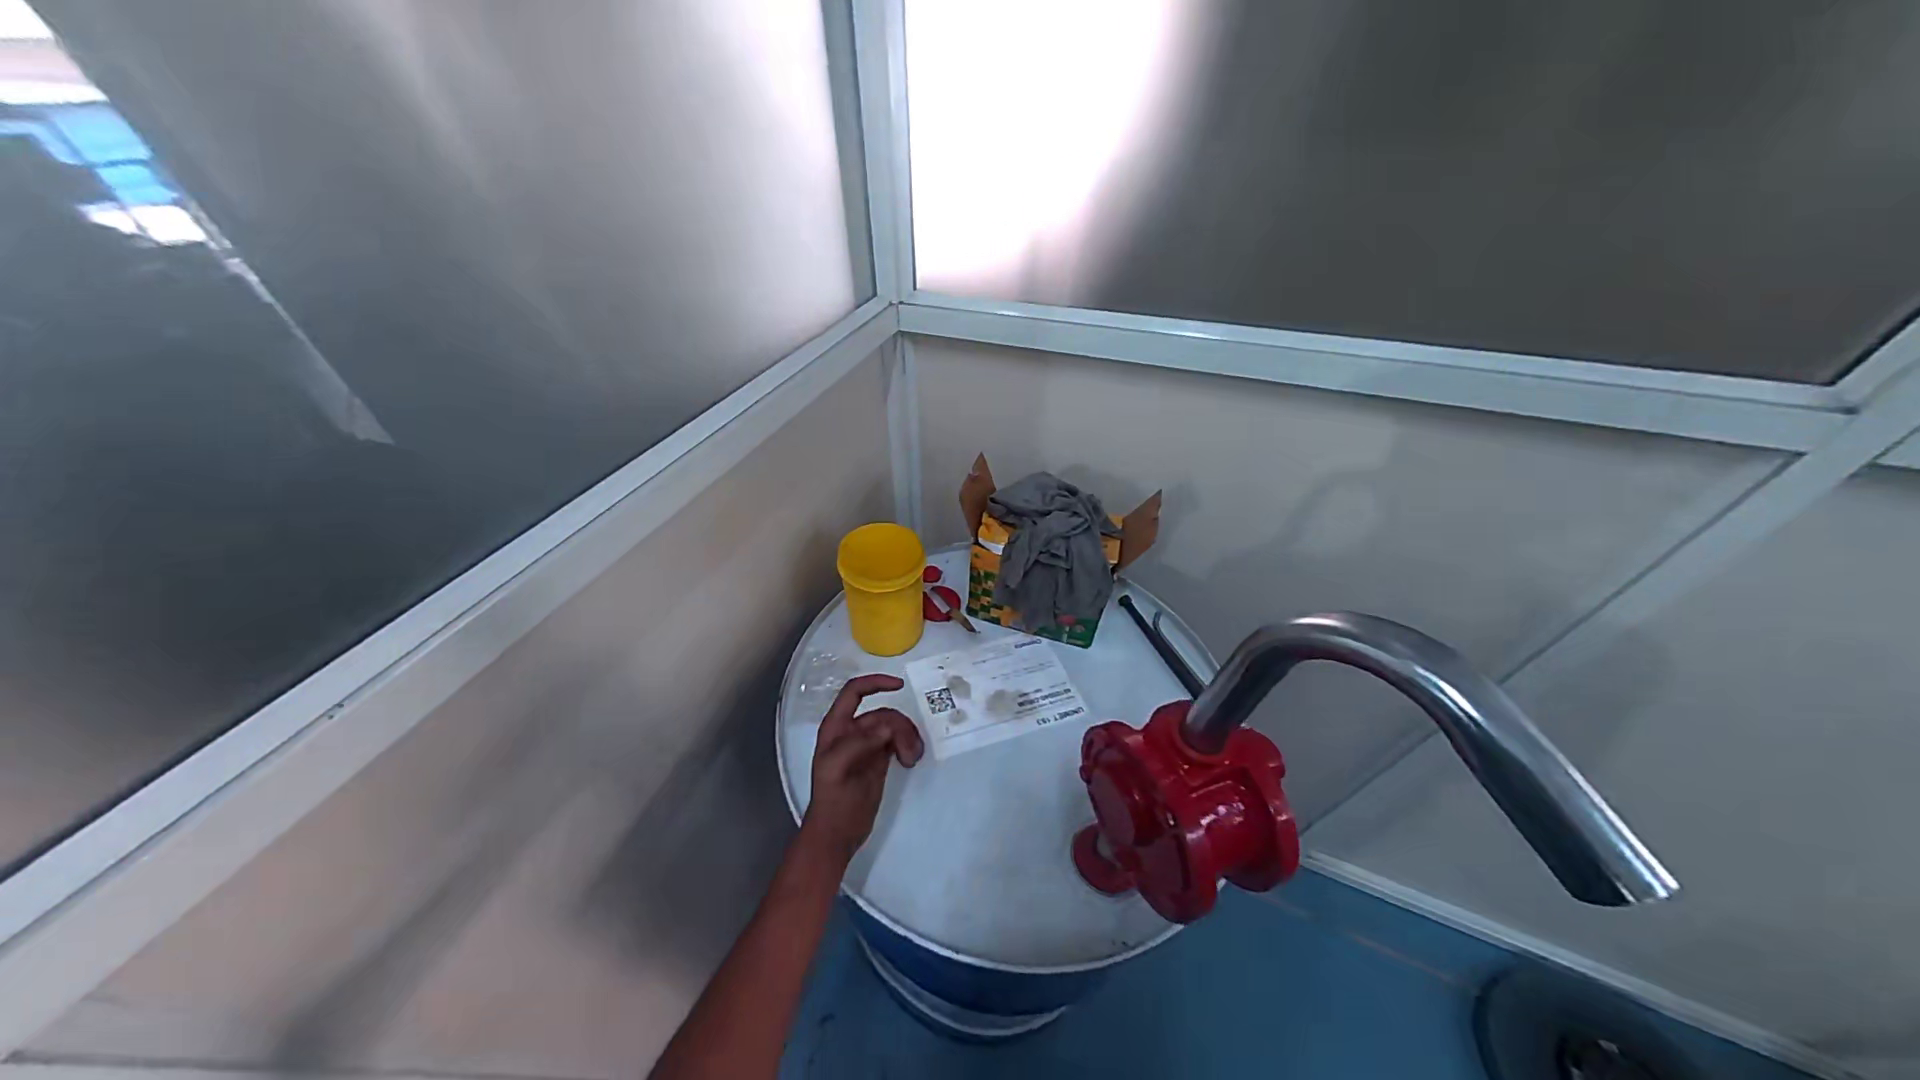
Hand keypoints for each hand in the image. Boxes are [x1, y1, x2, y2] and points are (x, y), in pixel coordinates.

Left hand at [801, 674, 923, 864]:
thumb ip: (857, 744)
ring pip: (893, 727)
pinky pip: (898, 741)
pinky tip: (910, 759)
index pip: (854, 692)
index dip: (875, 683)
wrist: (837, 833)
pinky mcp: (879, 760)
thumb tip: (885, 729)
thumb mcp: (836, 769)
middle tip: (908, 751)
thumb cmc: (831, 799)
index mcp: (836, 728)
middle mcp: (851, 732)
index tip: (899, 686)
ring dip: (907, 737)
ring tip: (912, 758)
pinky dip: (907, 746)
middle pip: (882, 713)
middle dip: (899, 725)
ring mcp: (867, 745)